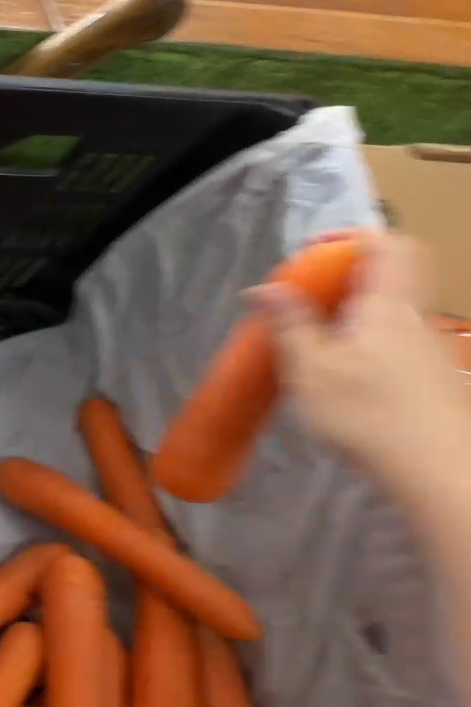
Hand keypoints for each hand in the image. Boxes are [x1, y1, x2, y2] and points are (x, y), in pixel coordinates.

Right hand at [251, 231, 470, 487]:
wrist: (438, 468)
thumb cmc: (365, 412)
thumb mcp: (310, 368)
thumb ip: (290, 324)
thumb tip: (267, 288)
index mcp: (386, 307)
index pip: (388, 246)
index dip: (351, 237)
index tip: (309, 252)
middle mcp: (412, 317)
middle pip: (387, 275)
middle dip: (338, 276)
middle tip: (294, 297)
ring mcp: (423, 346)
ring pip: (384, 307)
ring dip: (342, 309)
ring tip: (301, 337)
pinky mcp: (424, 372)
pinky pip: (386, 335)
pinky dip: (354, 335)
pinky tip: (329, 367)